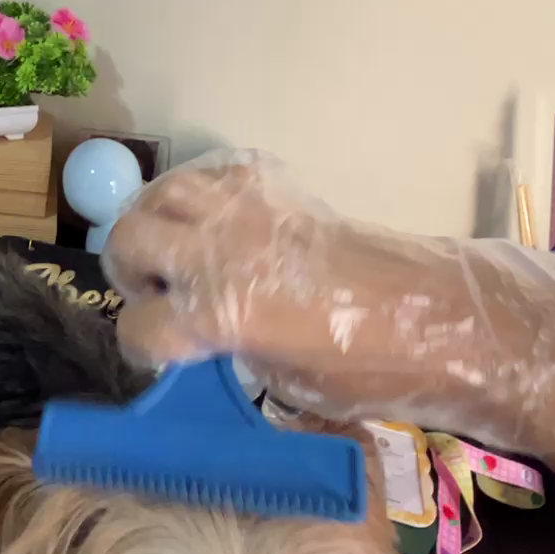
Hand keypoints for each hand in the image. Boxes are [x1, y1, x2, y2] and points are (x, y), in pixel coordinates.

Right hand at [104, 151, 554, 470]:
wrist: (429, 314)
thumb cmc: (359, 368)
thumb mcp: (273, 380)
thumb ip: (217, 347)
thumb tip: (193, 330)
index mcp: (218, 315)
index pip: (138, 327)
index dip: (142, 346)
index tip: (157, 351)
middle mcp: (217, 253)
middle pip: (126, 241)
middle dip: (129, 271)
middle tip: (157, 290)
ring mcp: (242, 209)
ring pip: (158, 194)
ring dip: (155, 223)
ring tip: (177, 248)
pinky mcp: (269, 182)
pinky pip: (208, 173)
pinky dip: (200, 196)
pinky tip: (217, 222)